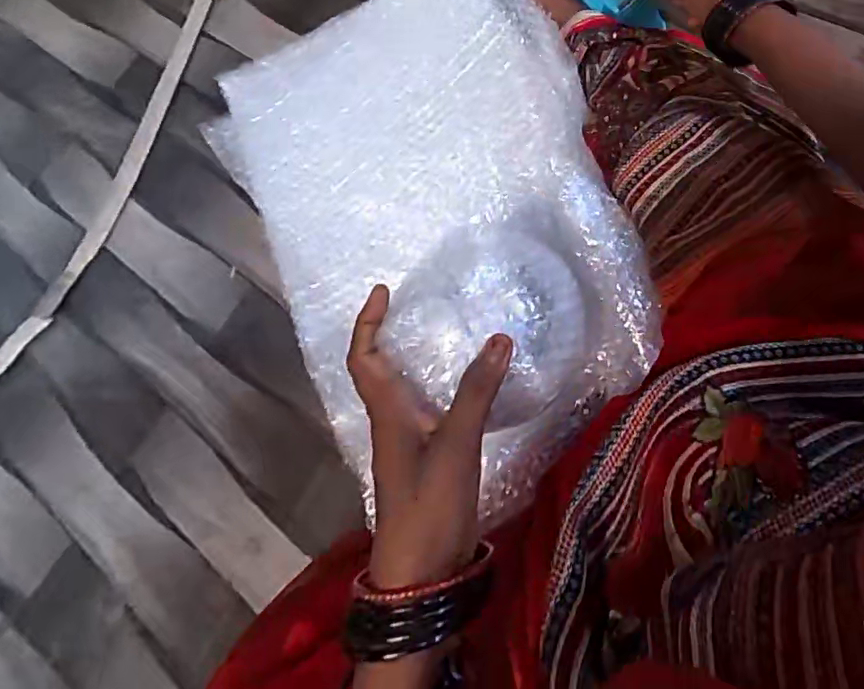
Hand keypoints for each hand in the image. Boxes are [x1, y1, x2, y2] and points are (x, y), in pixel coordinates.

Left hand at [348, 285, 512, 589]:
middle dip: (389, 332)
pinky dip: (443, 383)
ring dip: (415, 356)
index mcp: (387, 413)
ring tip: (448, 330)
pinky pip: (428, 405)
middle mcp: (392, 420)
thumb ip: (477, 391)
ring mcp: (409, 440)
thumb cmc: (428, 505)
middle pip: (379, 368)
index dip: (367, 323)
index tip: (382, 291)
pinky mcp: (428, 455)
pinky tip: (472, 382)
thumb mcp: (456, 444)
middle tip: (419, 303)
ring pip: (404, 386)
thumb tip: (500, 337)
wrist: (423, 572)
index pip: (363, 358)